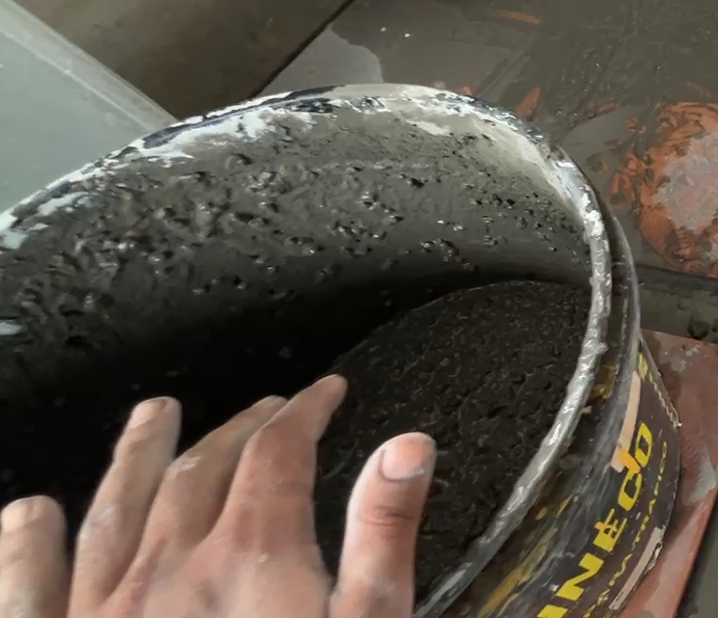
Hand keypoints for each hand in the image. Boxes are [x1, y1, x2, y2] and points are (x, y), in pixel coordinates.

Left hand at [0, 376, 434, 617]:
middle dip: (240, 426)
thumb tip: (408, 440)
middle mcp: (163, 572)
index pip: (277, 451)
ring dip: (134, 457)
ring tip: (152, 413)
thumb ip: (384, 529)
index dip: (307, 409)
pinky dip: (23, 550)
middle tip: (270, 404)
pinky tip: (26, 515)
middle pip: (199, 472)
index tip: (331, 389)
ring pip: (110, 516)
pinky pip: (21, 598)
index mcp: (248, 556)